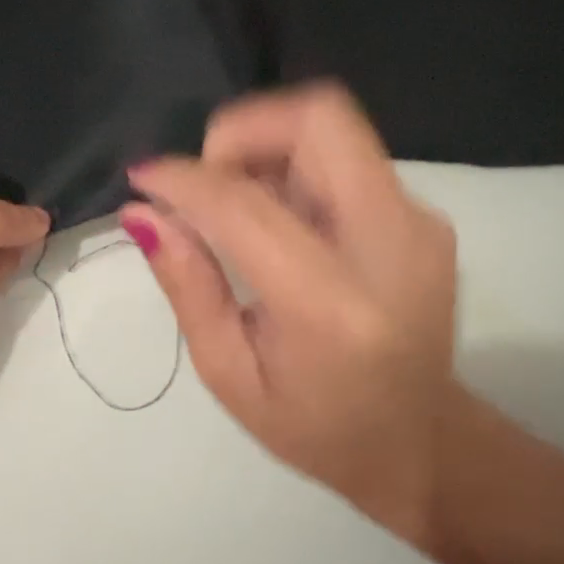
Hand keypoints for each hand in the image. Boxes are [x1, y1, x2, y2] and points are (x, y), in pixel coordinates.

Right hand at [123, 84, 458, 540]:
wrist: (421, 443)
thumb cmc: (314, 426)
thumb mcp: (228, 373)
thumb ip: (187, 285)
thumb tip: (140, 212)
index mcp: (333, 306)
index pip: (247, 205)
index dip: (184, 179)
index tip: (142, 179)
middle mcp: (392, 244)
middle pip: (317, 121)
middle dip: (242, 131)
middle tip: (205, 181)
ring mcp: (419, 222)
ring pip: (331, 126)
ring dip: (265, 145)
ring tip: (234, 204)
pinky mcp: (422, 213)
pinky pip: (344, 154)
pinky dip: (292, 164)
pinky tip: (274, 218)